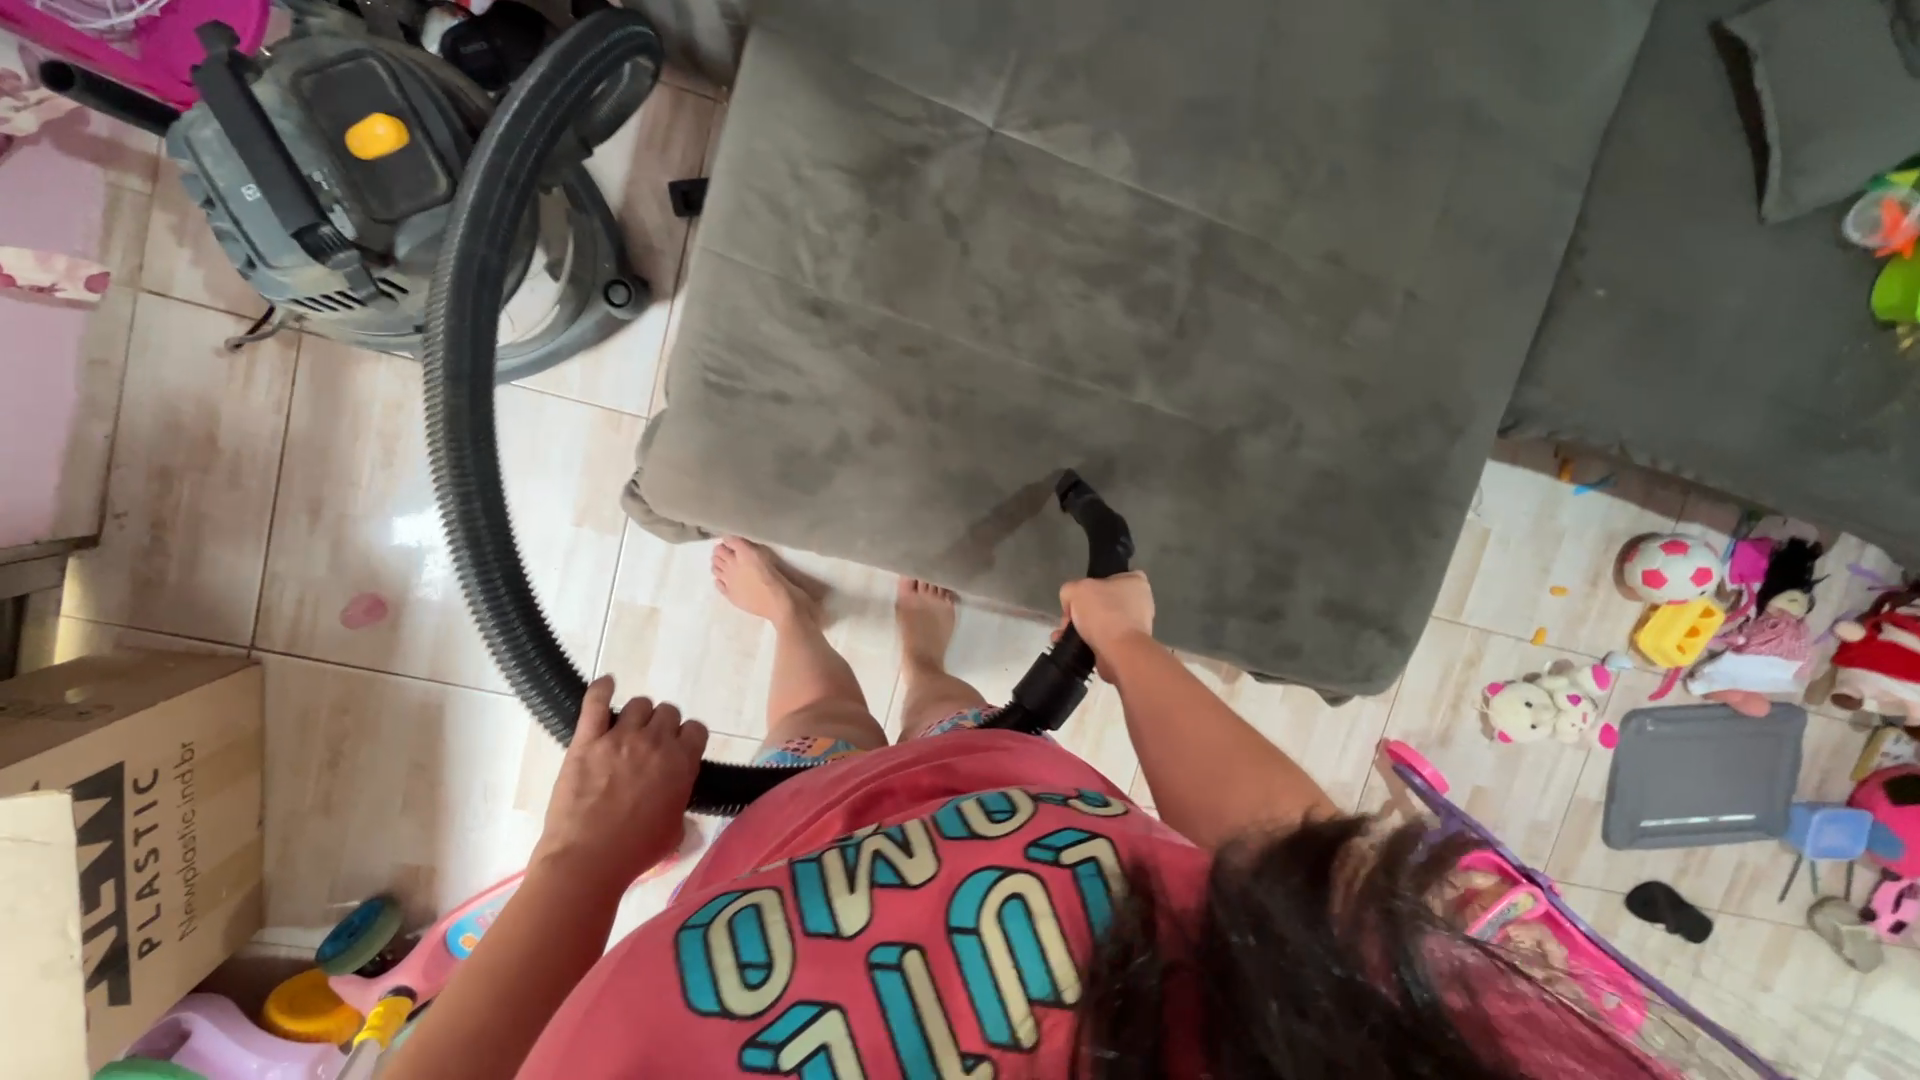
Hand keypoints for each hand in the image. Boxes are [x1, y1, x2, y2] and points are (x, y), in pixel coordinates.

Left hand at [530, 676, 706, 894]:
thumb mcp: (675, 831)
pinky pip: (596, 702)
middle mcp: (656, 742)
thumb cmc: (636, 851)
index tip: (678, 750)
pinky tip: (607, 684)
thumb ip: (680, 804)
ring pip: (638, 704)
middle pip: (668, 712)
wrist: (588, 859)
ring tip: (627, 730)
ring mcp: (620, 738)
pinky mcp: (587, 741)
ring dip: (637, 715)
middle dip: (662, 725)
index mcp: (683, 762)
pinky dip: (602, 689)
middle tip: (650, 745)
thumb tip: (675, 801)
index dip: (687, 738)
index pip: (696, 729)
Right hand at [1056, 571, 1155, 679]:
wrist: (1119, 651)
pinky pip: (1102, 641)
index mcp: (1136, 583)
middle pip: (1100, 603)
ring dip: (1079, 630)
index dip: (1091, 585)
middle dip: (1079, 613)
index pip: (1112, 577)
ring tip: (1062, 636)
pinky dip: (1085, 644)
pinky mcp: (1127, 647)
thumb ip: (1070, 591)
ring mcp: (1135, 627)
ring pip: (1099, 624)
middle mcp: (1139, 603)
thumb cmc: (1103, 612)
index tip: (1079, 597)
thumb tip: (1071, 606)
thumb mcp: (1076, 589)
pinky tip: (1069, 646)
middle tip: (1068, 621)